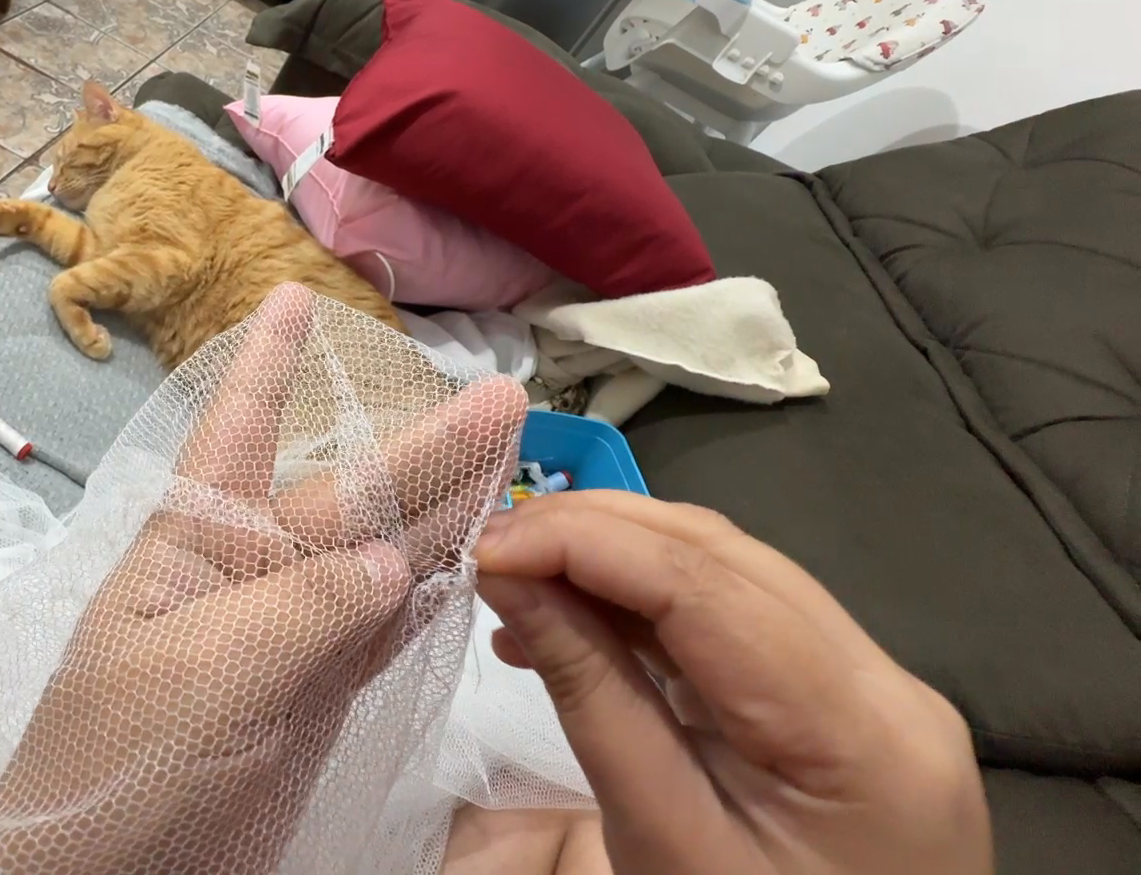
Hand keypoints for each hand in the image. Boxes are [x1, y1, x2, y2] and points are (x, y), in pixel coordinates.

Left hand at [0, 285, 526, 872]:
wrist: (104, 873)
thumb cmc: (119, 758)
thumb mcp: (200, 671)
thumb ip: (300, 609)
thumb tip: (389, 558)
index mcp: (198, 540)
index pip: (238, 427)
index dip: (267, 360)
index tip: (295, 296)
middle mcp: (250, 568)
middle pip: (350, 494)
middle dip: (421, 446)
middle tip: (499, 397)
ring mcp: (291, 628)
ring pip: (382, 555)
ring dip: (444, 509)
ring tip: (507, 460)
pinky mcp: (317, 687)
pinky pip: (385, 627)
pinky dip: (429, 595)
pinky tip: (473, 562)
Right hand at [473, 491, 990, 874]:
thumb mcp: (656, 831)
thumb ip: (584, 687)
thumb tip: (502, 575)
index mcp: (859, 730)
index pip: (701, 583)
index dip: (579, 543)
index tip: (480, 547)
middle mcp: (880, 678)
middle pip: (712, 551)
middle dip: (585, 530)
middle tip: (486, 545)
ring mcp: (858, 676)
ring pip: (712, 561)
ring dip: (600, 551)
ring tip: (512, 569)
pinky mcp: (822, 684)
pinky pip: (713, 604)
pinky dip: (625, 593)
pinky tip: (560, 612)